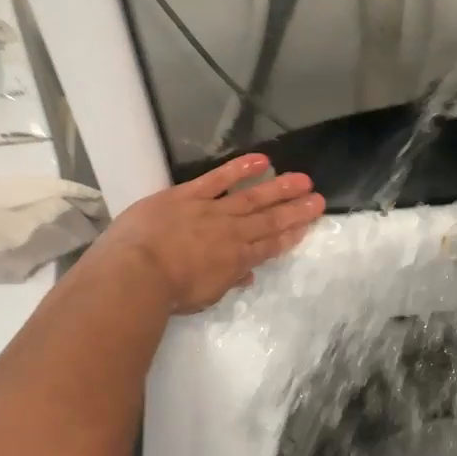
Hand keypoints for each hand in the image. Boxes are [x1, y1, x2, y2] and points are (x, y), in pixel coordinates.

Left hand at [92, 154, 322, 312]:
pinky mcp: (189, 194)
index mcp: (237, 260)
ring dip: (279, 188)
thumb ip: (228, 281)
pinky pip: (219, 178)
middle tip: (318, 200)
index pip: (270, 245)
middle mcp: (232, 232)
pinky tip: (262, 160)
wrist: (137, 272)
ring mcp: (212, 210)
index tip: (308, 226)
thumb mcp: (205, 295)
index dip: (291, 235)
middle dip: (296, 210)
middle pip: (269, 219)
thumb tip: (247, 276)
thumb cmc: (169, 293)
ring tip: (302, 179)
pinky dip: (241, 168)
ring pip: (253, 197)